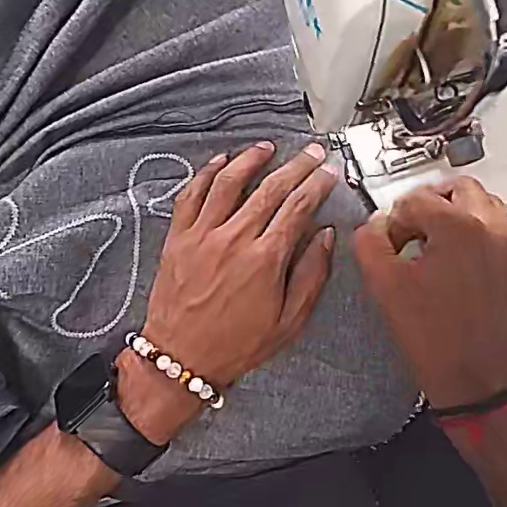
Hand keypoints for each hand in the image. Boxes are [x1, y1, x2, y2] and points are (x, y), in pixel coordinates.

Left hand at [129, 140, 338, 438]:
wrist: (181, 359)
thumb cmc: (234, 345)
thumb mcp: (288, 322)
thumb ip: (311, 276)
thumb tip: (325, 238)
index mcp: (265, 260)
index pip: (298, 207)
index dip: (317, 183)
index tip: (328, 172)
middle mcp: (234, 240)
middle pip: (270, 188)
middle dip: (296, 165)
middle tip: (311, 153)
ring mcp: (202, 235)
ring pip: (229, 181)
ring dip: (251, 159)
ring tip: (267, 148)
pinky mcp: (178, 237)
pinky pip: (192, 194)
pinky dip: (206, 173)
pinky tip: (220, 162)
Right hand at [354, 176, 506, 408]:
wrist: (474, 379)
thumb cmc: (439, 341)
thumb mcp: (384, 286)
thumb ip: (369, 242)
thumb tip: (372, 227)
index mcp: (459, 228)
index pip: (415, 199)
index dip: (393, 219)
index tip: (387, 239)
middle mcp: (492, 231)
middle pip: (457, 187)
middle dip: (428, 202)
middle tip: (409, 225)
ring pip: (484, 205)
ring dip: (456, 212)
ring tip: (433, 239)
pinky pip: (499, 232)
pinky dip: (477, 234)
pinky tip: (456, 259)